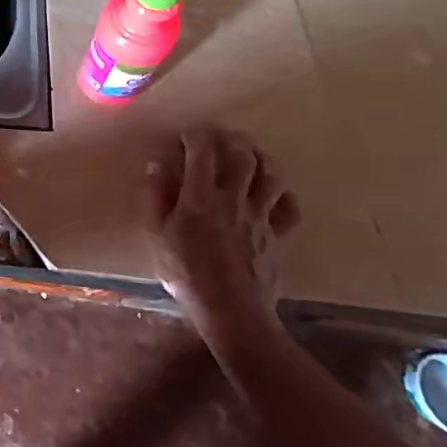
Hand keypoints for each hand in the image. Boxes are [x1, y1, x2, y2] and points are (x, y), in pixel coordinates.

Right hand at [147, 126, 301, 341]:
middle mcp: (235, 199)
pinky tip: (273, 192)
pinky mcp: (279, 236)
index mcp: (202, 197)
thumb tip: (156, 164)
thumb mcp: (158, 235)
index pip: (202, 152)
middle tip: (221, 135)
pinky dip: (283, 194)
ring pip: (271, 175)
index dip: (195, 135)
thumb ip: (156, 196)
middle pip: (243, 156)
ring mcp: (261, 217)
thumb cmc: (186, 273)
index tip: (187, 134)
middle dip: (232, 139)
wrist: (230, 312)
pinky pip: (290, 208)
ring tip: (250, 153)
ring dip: (261, 158)